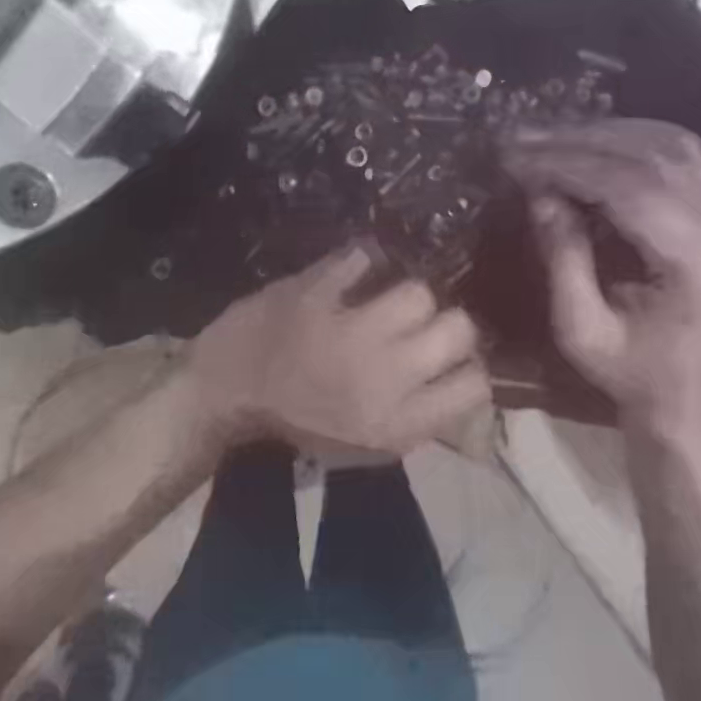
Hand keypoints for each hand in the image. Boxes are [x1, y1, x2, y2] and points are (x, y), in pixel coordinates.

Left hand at [184, 246, 491, 455]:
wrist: (225, 392)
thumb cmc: (298, 420)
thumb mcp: (366, 442)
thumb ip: (420, 416)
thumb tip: (469, 388)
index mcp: (396, 422)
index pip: (474, 386)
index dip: (471, 366)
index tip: (453, 358)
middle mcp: (382, 376)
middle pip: (459, 329)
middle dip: (448, 323)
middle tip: (423, 324)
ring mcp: (347, 330)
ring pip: (417, 291)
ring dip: (405, 293)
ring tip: (385, 299)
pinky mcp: (315, 292)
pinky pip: (363, 258)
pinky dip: (361, 260)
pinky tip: (353, 272)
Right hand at [503, 120, 700, 448]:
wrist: (681, 390)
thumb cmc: (628, 371)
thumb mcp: (579, 328)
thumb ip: (563, 259)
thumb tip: (539, 193)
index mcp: (699, 265)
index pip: (633, 189)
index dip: (570, 166)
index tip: (517, 158)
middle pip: (651, 158)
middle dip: (578, 143)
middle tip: (520, 138)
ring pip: (666, 145)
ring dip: (601, 134)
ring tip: (545, 137)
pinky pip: (676, 154)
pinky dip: (626, 140)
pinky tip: (587, 142)